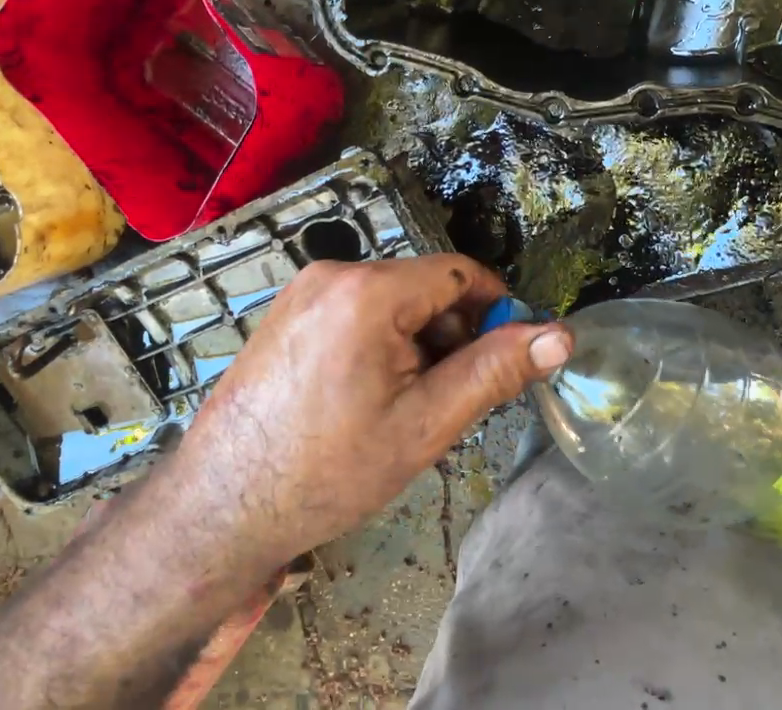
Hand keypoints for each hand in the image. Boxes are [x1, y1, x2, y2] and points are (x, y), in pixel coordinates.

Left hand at [168, 255, 571, 564]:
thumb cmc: (329, 469)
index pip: (459, 274)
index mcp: (368, 291)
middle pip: (423, 287)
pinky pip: (355, 312)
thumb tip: (561, 336)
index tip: (508, 356)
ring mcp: (301, 292)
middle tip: (452, 396)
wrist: (220, 508)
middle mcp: (332, 273)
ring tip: (408, 406)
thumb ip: (495, 371)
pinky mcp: (285, 314)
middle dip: (452, 334)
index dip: (494, 309)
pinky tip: (370, 397)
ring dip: (417, 342)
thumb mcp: (426, 423)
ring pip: (391, 302)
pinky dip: (381, 343)